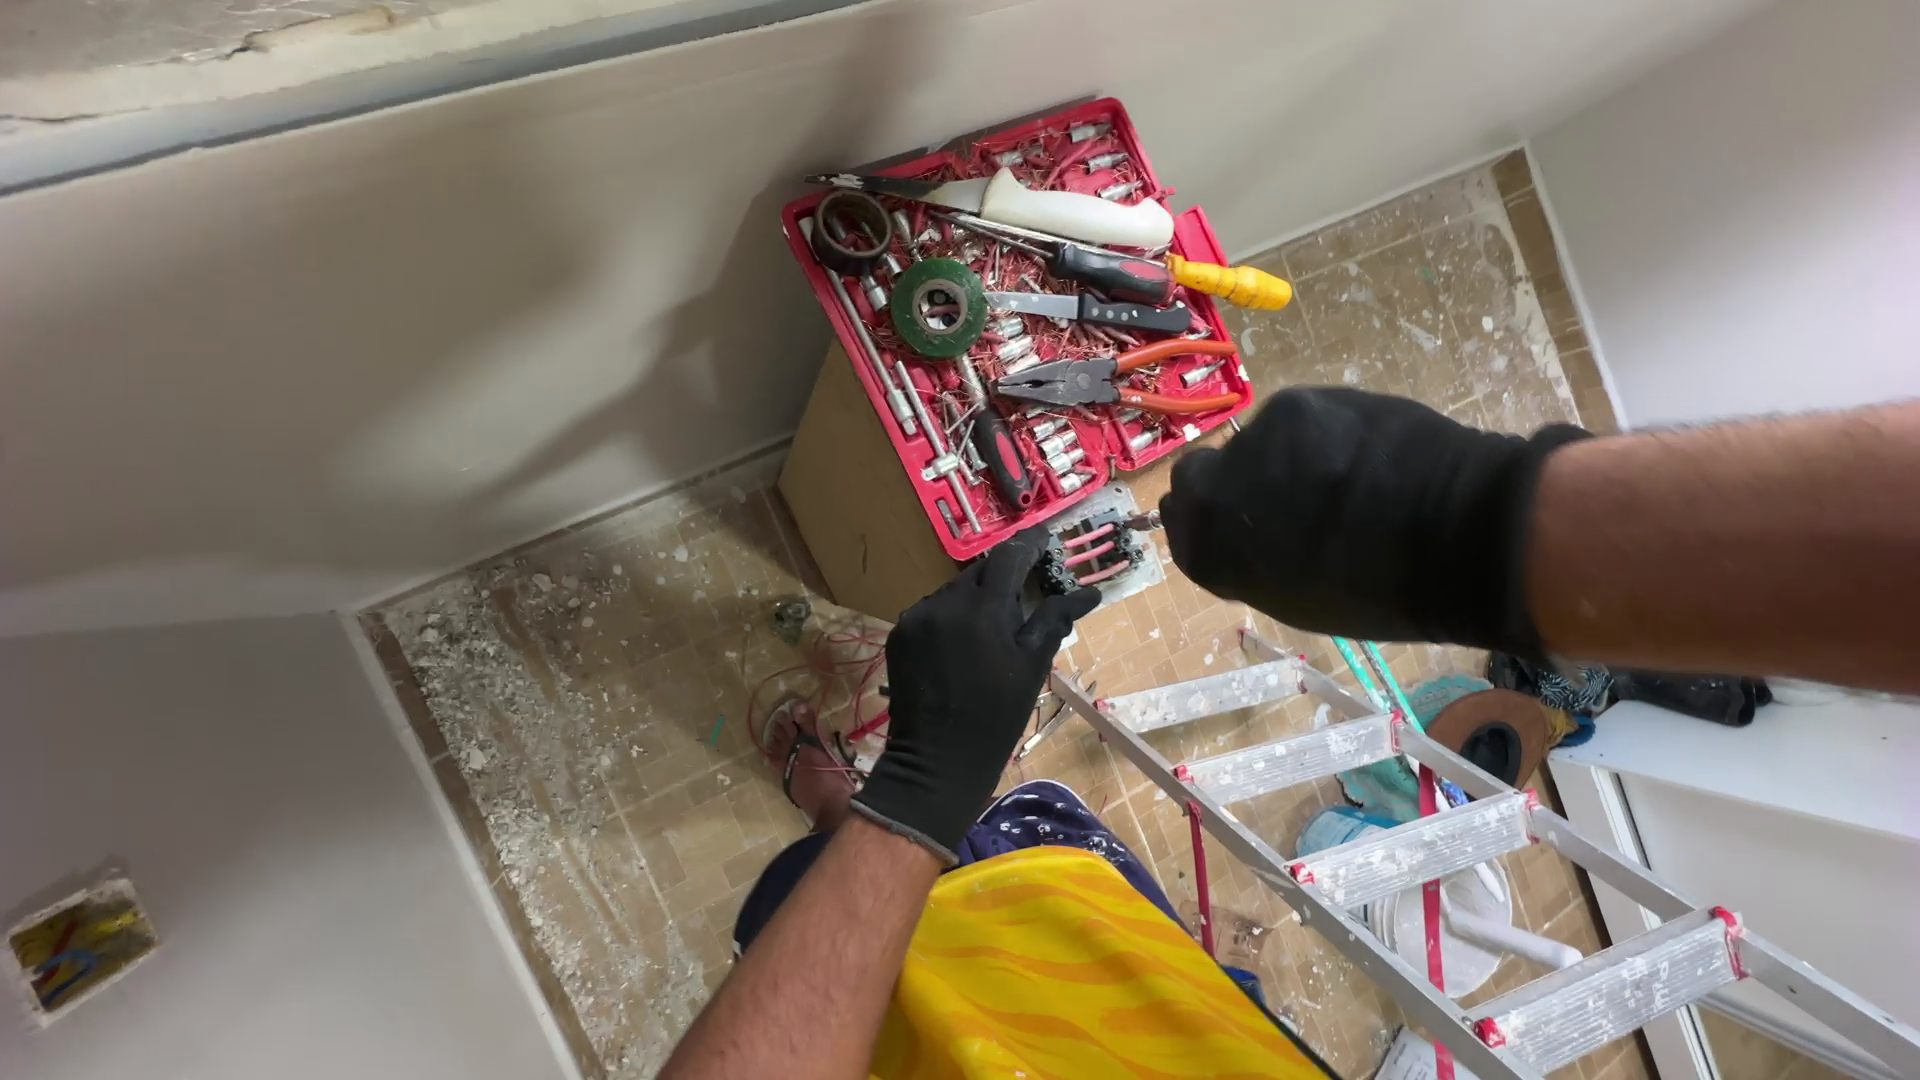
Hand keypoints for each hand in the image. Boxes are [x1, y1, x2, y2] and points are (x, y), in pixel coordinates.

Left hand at [851, 542, 1100, 862]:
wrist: (936, 762)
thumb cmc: (995, 717)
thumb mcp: (1032, 667)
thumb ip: (1054, 621)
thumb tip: (1090, 593)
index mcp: (983, 609)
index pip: (1009, 557)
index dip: (1029, 544)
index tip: (1045, 540)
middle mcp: (945, 603)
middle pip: (979, 574)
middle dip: (1001, 581)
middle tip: (1018, 602)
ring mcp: (916, 617)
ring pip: (953, 591)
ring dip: (973, 600)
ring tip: (987, 632)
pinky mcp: (899, 633)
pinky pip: (930, 611)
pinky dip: (948, 617)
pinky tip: (959, 645)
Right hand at [1158, 387, 1588, 657]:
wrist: (1460, 537)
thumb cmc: (1375, 592)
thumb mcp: (1287, 595)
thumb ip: (1242, 555)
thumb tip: (1243, 526)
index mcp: (1207, 545)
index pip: (1179, 519)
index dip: (1210, 521)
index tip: (1241, 526)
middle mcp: (1212, 488)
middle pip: (1200, 473)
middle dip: (1234, 482)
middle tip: (1283, 497)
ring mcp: (1254, 442)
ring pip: (1255, 444)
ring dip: (1282, 457)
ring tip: (1341, 478)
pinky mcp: (1299, 404)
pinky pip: (1296, 421)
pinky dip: (1319, 435)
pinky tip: (1361, 454)